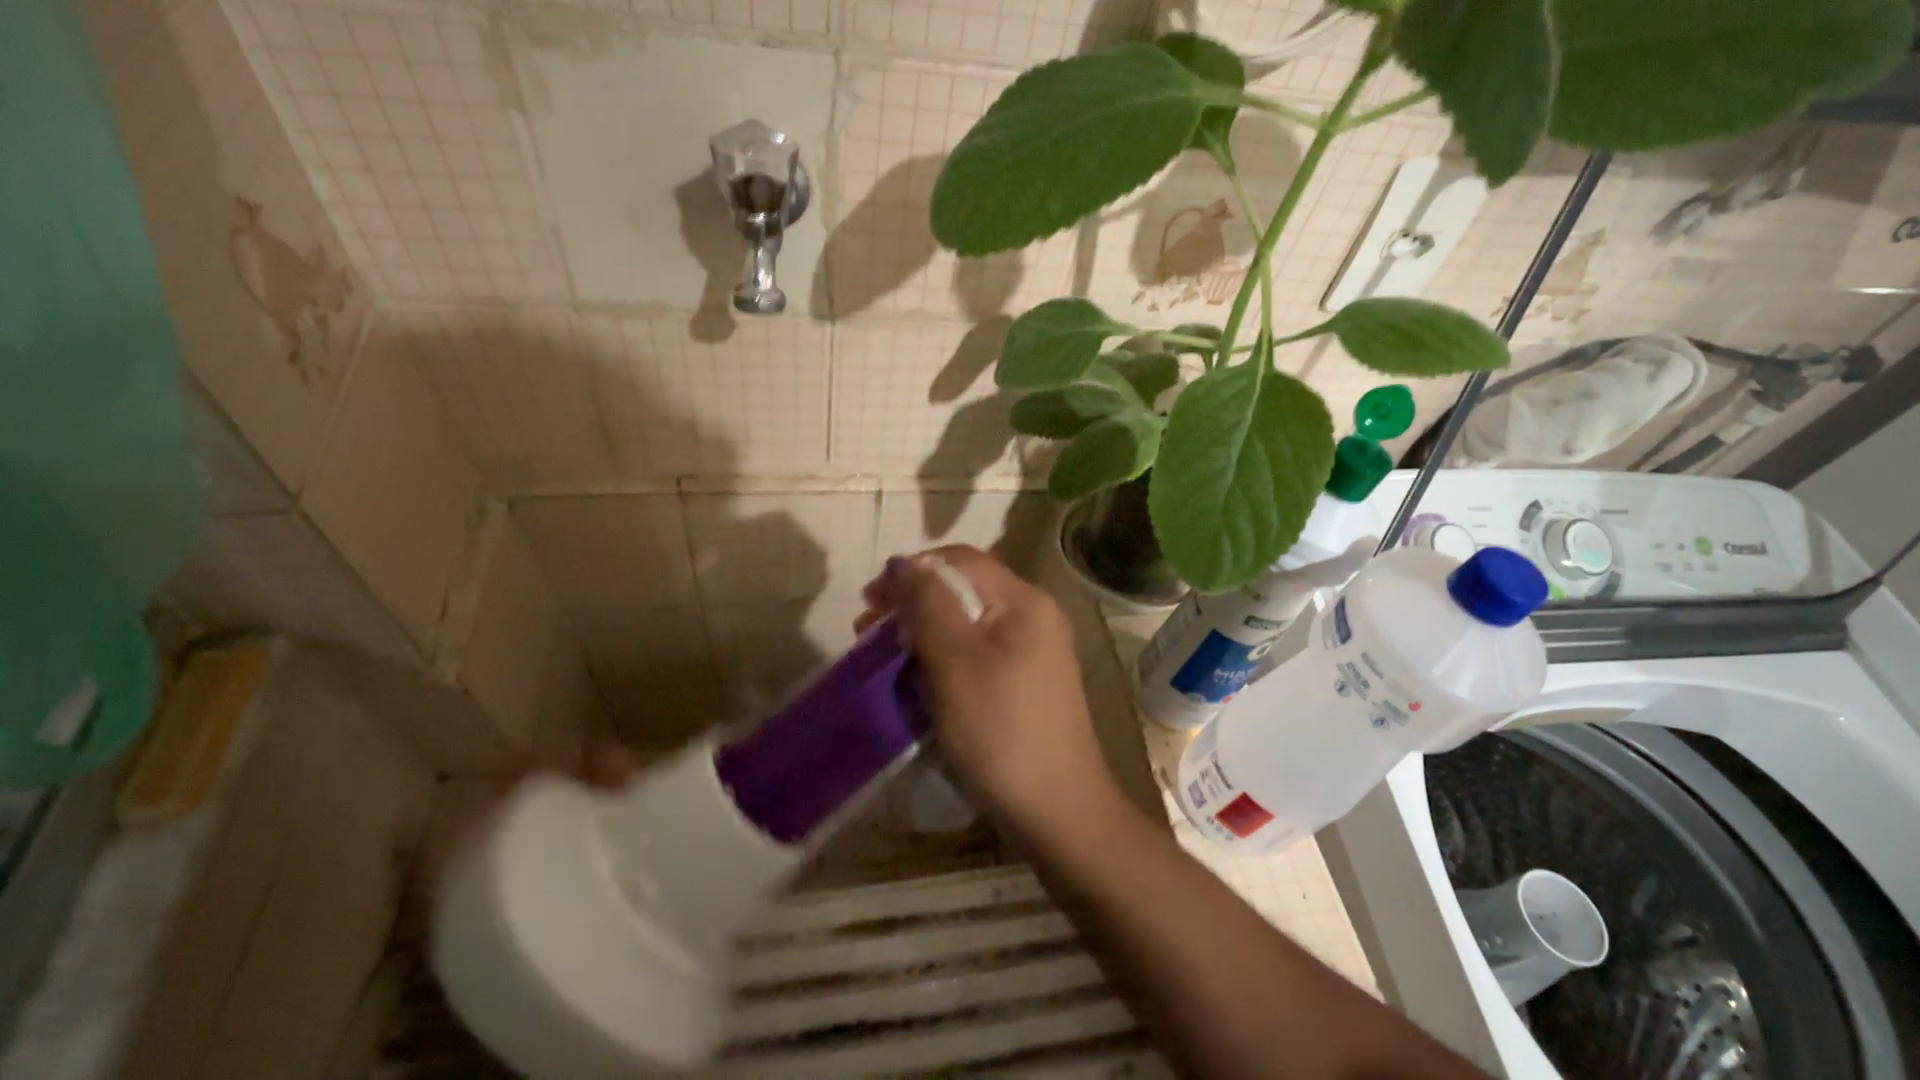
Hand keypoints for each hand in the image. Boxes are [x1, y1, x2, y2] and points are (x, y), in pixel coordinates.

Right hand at [857, 546, 1120, 834]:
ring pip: (968, 625)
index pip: (959, 560)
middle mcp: (1034, 618)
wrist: (1057, 812)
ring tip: (887, 661)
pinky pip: (979, 656)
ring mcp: (1034, 654)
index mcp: (1023, 602)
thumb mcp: (956, 663)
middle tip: (868, 635)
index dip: (910, 572)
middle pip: (964, 590)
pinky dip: (944, 661)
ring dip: (924, 635)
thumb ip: (928, 606)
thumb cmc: (1001, 731)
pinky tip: (920, 684)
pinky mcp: (1027, 686)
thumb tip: (905, 563)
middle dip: (912, 605)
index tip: (869, 604)